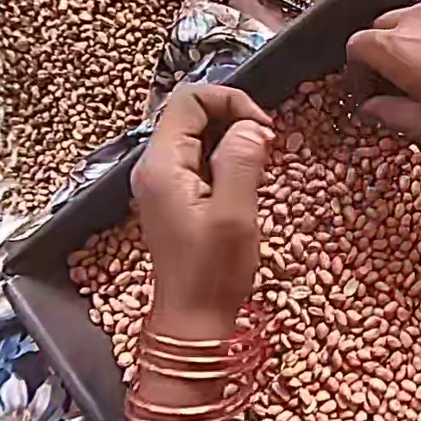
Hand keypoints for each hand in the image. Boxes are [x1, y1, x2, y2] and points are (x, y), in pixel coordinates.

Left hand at [131, 84, 274, 338]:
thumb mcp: (235, 214)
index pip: (189, 100)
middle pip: (191, 113)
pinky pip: (199, 158)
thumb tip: (253, 126)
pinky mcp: (175, 196)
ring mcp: (163, 181)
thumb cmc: (214, 272)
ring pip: (197, 135)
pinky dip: (226, 157)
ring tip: (260, 163)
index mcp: (162, 164)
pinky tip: (245, 179)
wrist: (193, 320)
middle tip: (266, 145)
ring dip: (232, 138)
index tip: (264, 127)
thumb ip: (242, 161)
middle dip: (233, 117)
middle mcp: (154, 166)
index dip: (230, 101)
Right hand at [346, 2, 420, 152]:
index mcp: (400, 46)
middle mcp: (419, 19)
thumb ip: (390, 113)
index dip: (354, 70)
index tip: (364, 92)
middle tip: (388, 88)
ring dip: (402, 46)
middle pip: (379, 28)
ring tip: (419, 81)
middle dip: (377, 55)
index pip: (357, 44)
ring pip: (407, 22)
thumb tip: (369, 108)